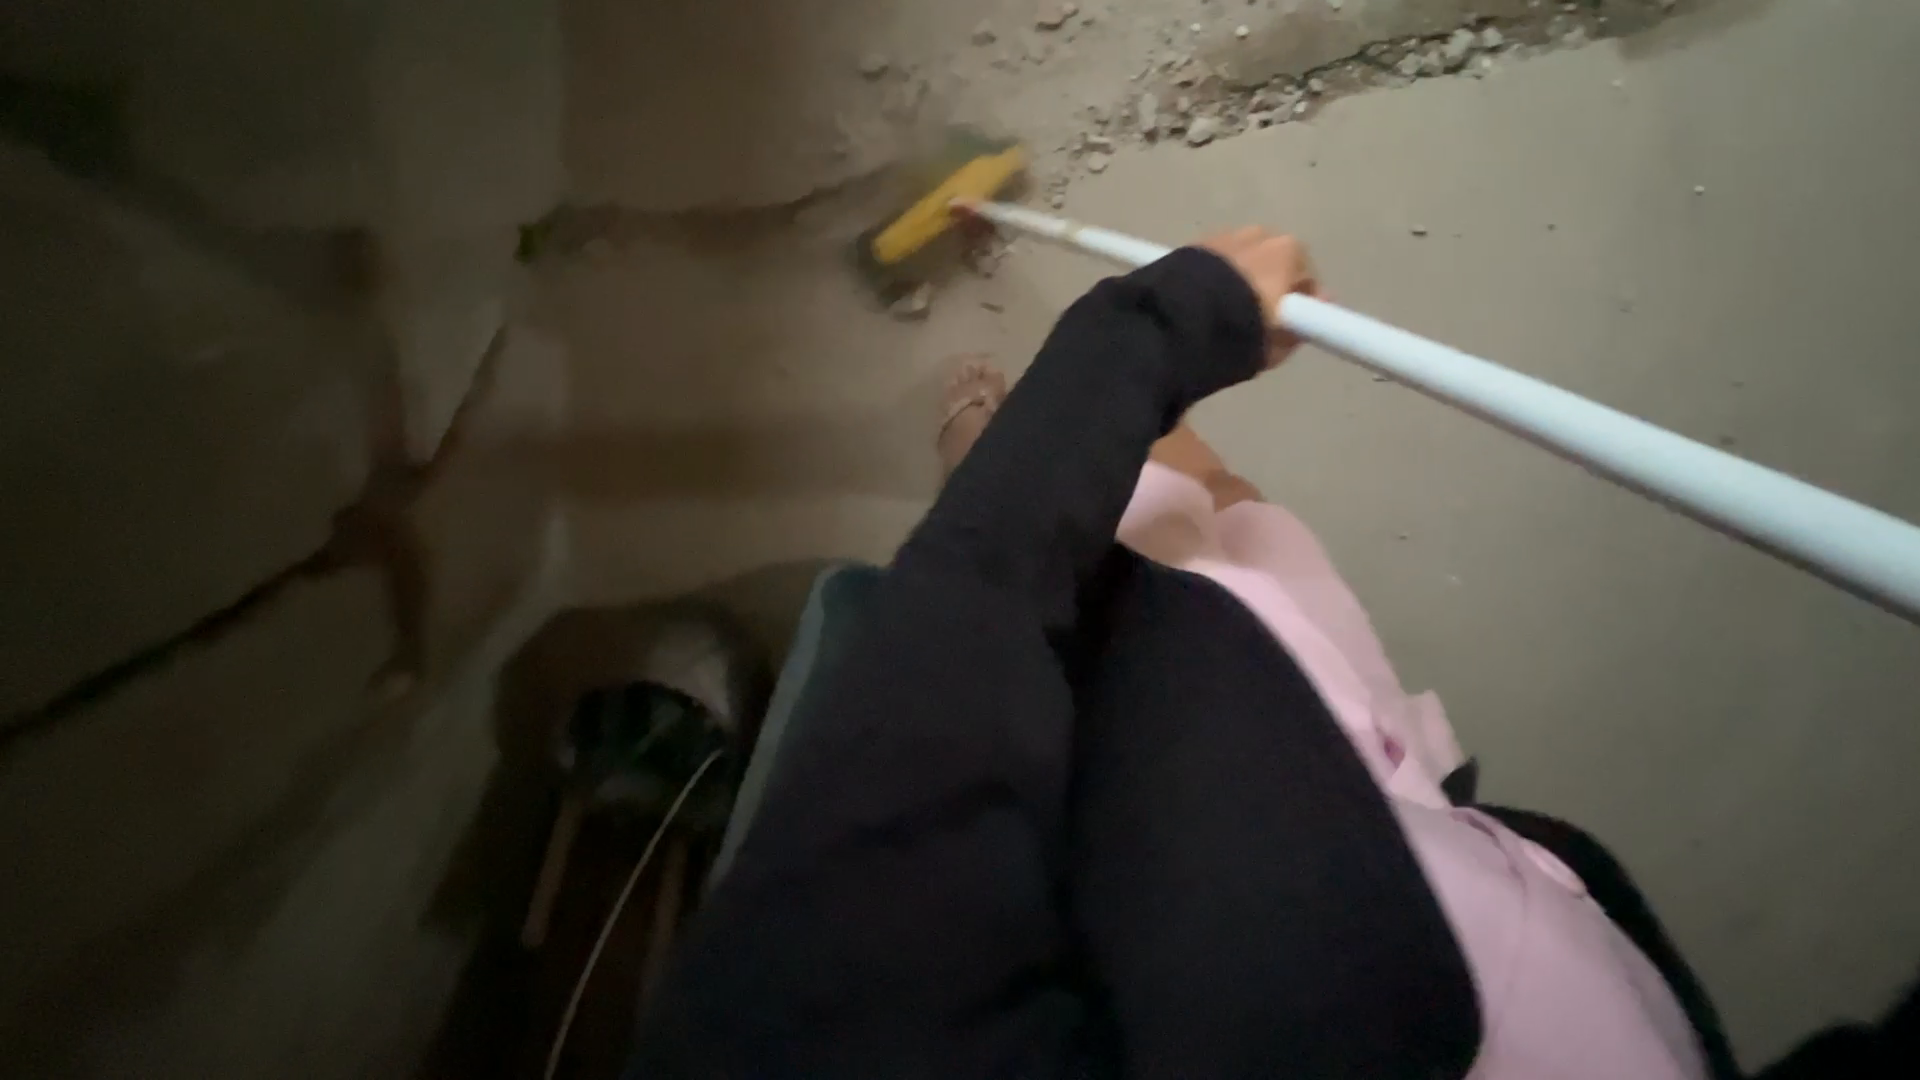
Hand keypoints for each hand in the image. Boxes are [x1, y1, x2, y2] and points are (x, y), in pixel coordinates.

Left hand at [1198, 227, 1319, 367]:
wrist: (1180, 323)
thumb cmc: (1240, 332)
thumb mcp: (1278, 346)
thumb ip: (1298, 330)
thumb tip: (1309, 315)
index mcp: (1290, 252)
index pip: (1304, 280)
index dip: (1297, 304)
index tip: (1284, 325)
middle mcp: (1260, 235)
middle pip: (1272, 264)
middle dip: (1266, 286)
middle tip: (1251, 319)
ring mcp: (1224, 236)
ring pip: (1241, 260)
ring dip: (1238, 278)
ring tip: (1222, 311)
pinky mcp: (1192, 246)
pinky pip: (1214, 263)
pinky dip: (1213, 276)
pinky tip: (1202, 301)